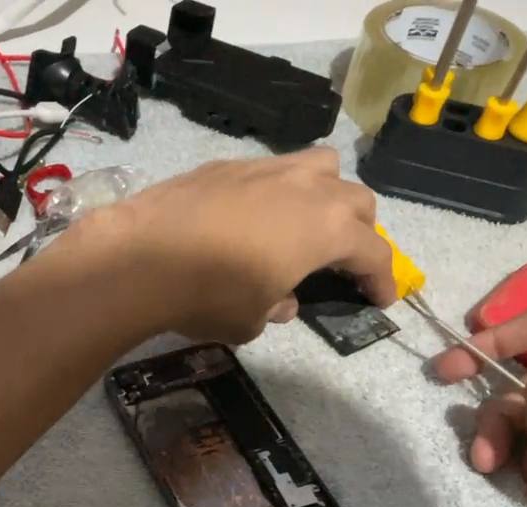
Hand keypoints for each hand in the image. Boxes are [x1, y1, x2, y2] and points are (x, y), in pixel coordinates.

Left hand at [59, 148, 397, 343]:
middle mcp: (307, 188)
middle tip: (346, 260)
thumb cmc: (209, 297)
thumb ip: (277, 308)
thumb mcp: (251, 321)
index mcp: (327, 230)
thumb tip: (284, 301)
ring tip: (309, 221)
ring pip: (319, 167)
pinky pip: (271, 171)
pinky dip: (278, 192)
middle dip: (360, 231)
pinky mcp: (229, 165)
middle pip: (356, 200)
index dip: (382, 278)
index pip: (373, 252)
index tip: (382, 298)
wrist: (143, 257)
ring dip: (327, 194)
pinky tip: (254, 217)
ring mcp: (267, 169)